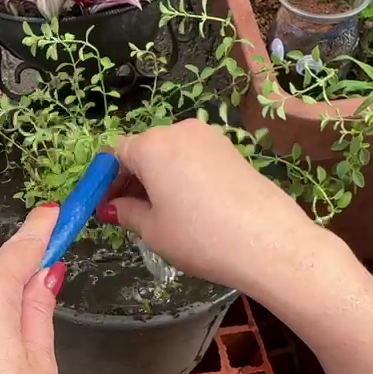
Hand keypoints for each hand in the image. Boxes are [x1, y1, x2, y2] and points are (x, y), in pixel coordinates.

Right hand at [103, 120, 336, 304]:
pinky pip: (192, 158)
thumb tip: (112, 207)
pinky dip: (181, 177)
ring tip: (160, 215)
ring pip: (169, 154)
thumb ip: (126, 212)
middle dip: (131, 179)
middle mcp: (179, 131)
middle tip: (128, 214)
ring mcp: (209, 138)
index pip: (115, 155)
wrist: (268, 242)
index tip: (105, 208)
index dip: (106, 182)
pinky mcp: (230, 150)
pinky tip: (188, 208)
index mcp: (152, 145)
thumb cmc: (199, 237)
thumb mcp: (153, 230)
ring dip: (156, 179)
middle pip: (143, 150)